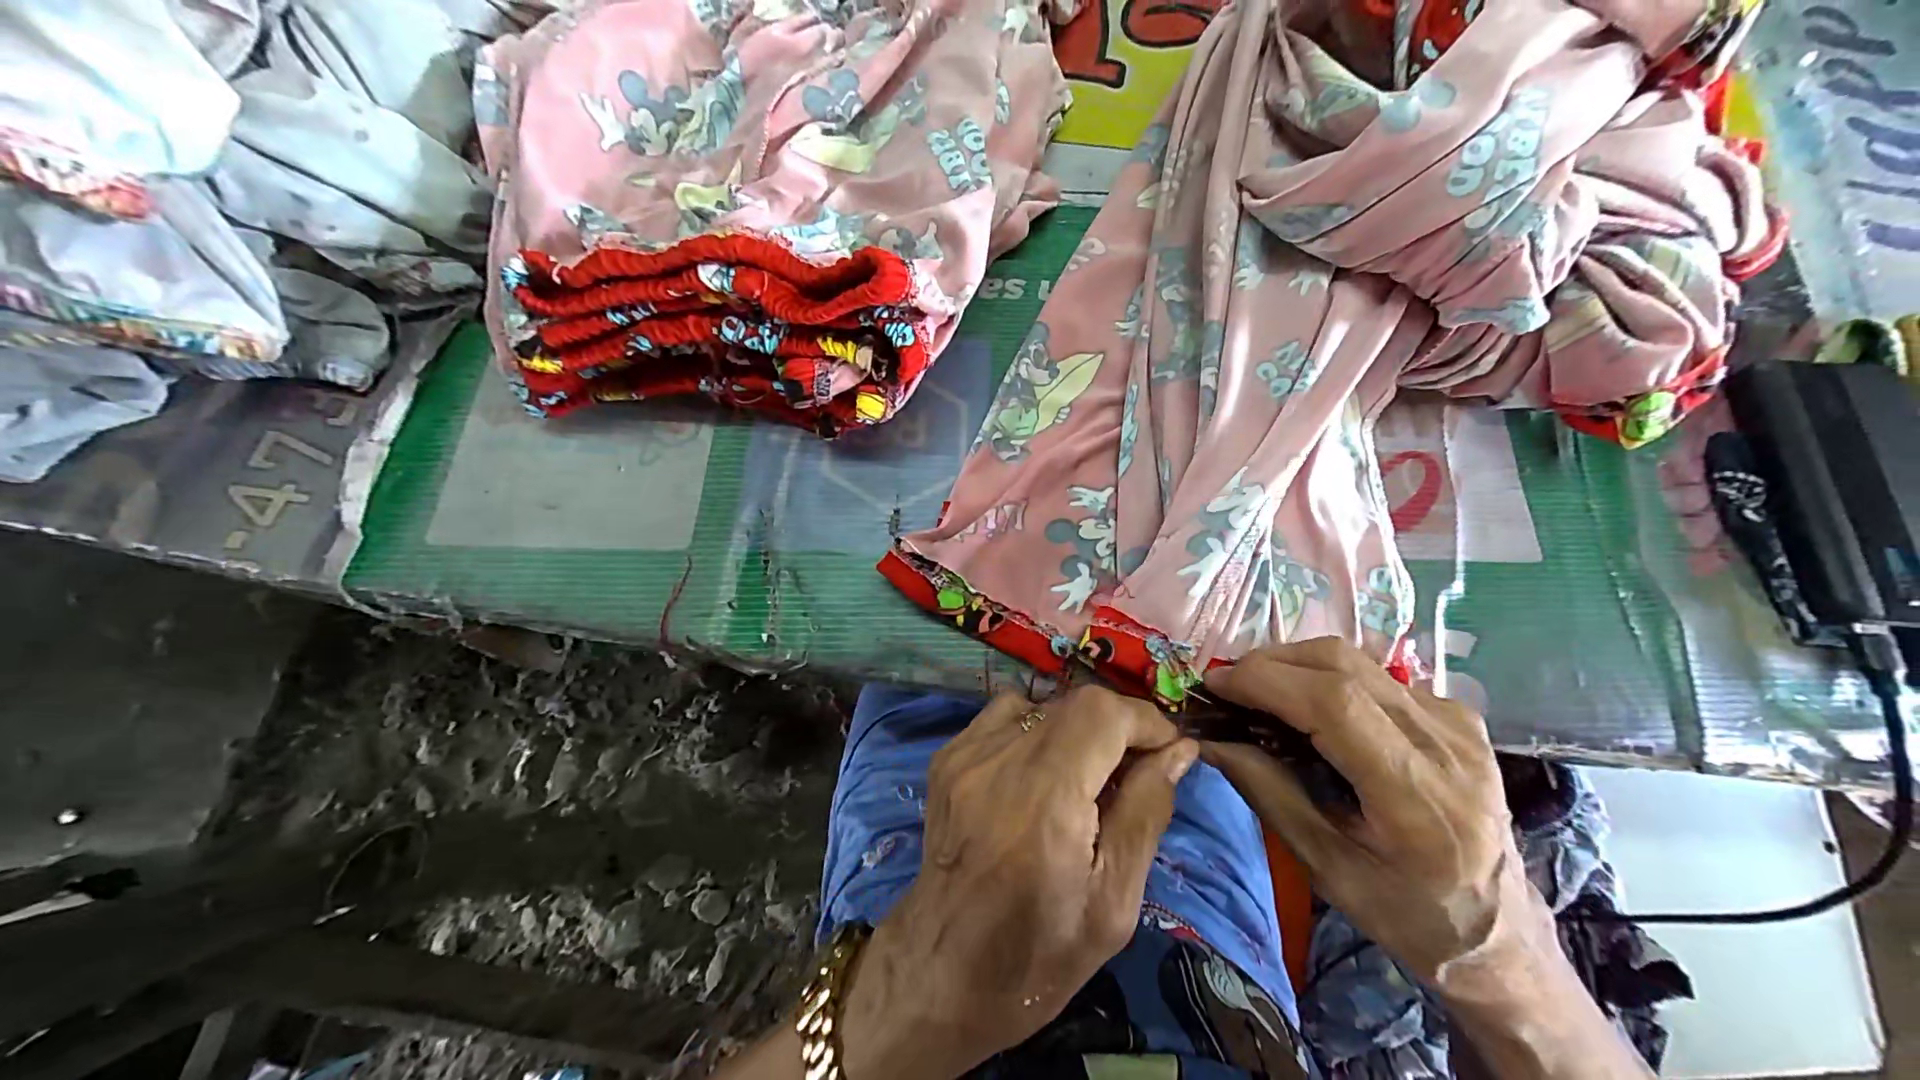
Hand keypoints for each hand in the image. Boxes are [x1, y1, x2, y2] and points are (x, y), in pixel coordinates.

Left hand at [839, 686, 1197, 1079]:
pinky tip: (1039, 777)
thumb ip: (1147, 812)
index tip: (1168, 752)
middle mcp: (999, 762)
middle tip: (1134, 771)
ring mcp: (965, 755)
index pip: (1103, 713)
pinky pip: (1004, 718)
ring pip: (1041, 704)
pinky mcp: (946, 759)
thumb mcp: (1114, 901)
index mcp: (1045, 801)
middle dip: (1118, 726)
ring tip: (1085, 776)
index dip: (1146, 721)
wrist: (941, 971)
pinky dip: (1036, 733)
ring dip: (1077, 729)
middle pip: (1075, 702)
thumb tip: (1179, 751)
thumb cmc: (1037, 954)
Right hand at [1200, 638, 1532, 984]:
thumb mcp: (1324, 866)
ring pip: (1358, 660)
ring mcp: (1459, 725)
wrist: (1500, 934)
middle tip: (1227, 685)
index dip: (1267, 681)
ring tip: (1257, 689)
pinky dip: (1326, 676)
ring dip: (1294, 663)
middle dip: (1271, 663)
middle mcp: (1448, 746)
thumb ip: (1266, 792)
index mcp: (1418, 798)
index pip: (1335, 704)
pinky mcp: (1458, 717)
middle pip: (1343, 665)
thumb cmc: (1406, 913)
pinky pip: (1377, 675)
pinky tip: (1305, 703)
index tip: (1215, 685)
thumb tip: (1209, 739)